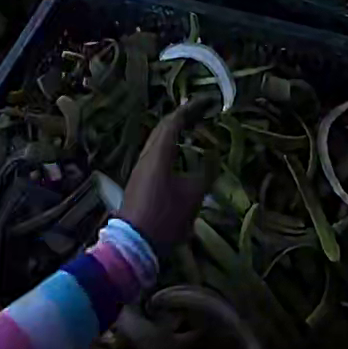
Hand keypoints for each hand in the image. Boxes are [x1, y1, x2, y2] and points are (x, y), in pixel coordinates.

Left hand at [119, 101, 214, 252]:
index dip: (191, 109)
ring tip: (192, 128)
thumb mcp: (192, 196)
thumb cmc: (164, 217)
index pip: (174, 121)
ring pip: (158, 139)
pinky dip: (170, 144)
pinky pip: (156, 151)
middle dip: (183, 116)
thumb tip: (214, 156)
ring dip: (175, 130)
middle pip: (164, 127)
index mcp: (159, 152)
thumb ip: (206, 173)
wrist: (133, 246)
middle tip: (201, 112)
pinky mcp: (139, 179)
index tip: (206, 102)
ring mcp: (140, 167)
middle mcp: (147, 154)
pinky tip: (179, 152)